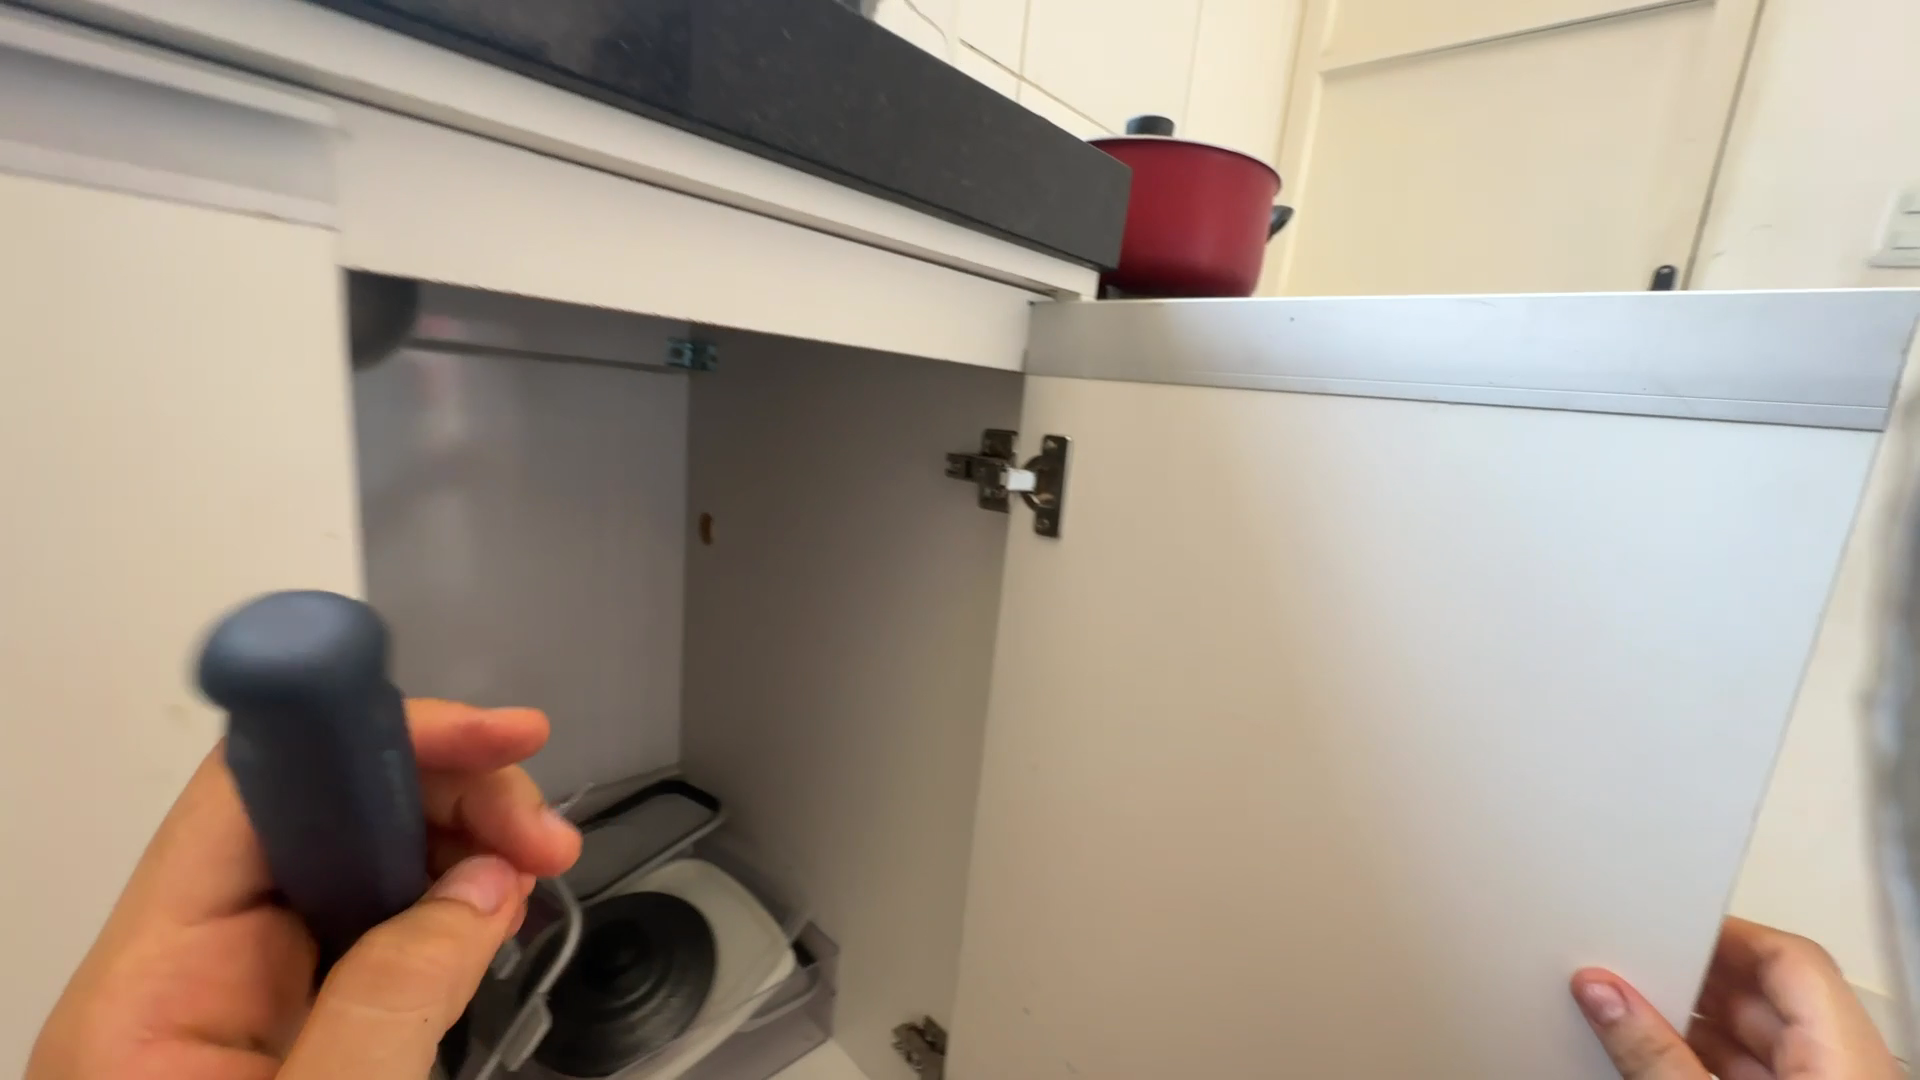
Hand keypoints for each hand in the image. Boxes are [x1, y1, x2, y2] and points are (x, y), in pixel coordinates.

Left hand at [27, 700, 582, 1079]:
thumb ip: (392, 1003)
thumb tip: (491, 880)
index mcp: (158, 982)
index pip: (258, 790)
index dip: (380, 734)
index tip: (506, 736)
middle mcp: (206, 955)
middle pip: (340, 802)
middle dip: (462, 792)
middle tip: (550, 838)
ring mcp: (268, 973)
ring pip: (384, 841)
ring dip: (478, 833)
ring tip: (544, 867)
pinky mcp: (321, 993)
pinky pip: (402, 897)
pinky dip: (470, 881)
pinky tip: (506, 901)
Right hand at [1571, 916, 1900, 1078]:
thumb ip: (1653, 1051)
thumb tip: (1598, 989)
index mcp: (1851, 1062)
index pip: (1791, 958)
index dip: (1722, 930)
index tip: (1659, 919)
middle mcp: (1850, 1072)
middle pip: (1766, 996)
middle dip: (1686, 979)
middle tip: (1623, 967)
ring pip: (1757, 1037)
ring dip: (1687, 1021)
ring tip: (1626, 1013)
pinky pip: (1754, 1070)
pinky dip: (1699, 1055)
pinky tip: (1650, 1055)